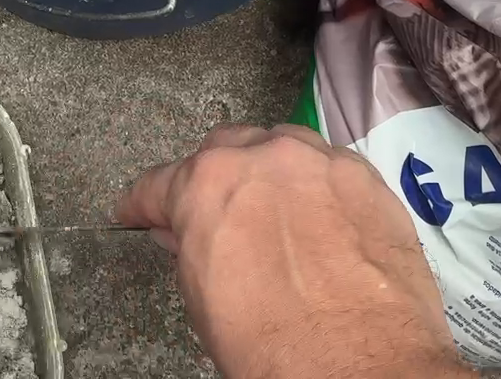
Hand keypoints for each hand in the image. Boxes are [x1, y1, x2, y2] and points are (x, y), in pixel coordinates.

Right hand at [117, 124, 471, 378]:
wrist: (364, 369)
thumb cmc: (272, 346)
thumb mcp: (206, 304)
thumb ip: (189, 250)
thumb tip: (179, 232)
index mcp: (206, 185)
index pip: (158, 183)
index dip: (143, 203)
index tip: (136, 211)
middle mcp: (257, 155)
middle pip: (223, 148)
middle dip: (215, 178)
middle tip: (220, 216)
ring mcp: (314, 158)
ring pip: (278, 145)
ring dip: (269, 171)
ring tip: (278, 212)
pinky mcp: (361, 173)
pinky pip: (327, 165)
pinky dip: (317, 186)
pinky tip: (325, 220)